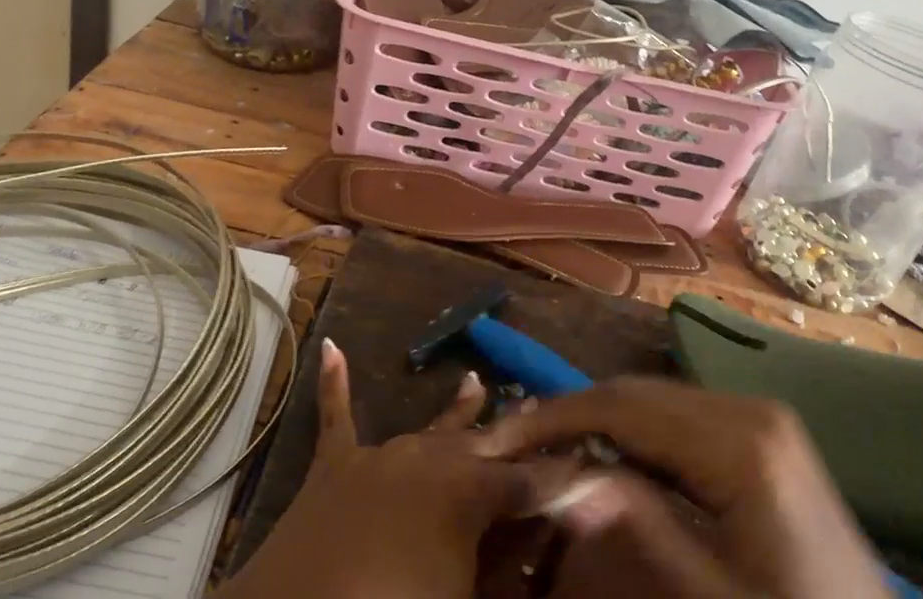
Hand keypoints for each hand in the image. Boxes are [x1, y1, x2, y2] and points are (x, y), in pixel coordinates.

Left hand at [217, 339, 533, 598]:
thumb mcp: (467, 593)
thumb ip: (501, 563)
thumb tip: (527, 545)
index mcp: (469, 489)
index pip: (531, 481)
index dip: (564, 477)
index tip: (591, 465)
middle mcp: (429, 458)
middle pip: (482, 444)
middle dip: (515, 434)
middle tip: (545, 414)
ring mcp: (380, 457)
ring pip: (427, 427)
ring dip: (455, 410)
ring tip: (476, 383)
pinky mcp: (334, 466)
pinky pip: (335, 416)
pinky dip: (333, 384)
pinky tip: (331, 348)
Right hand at [477, 376, 891, 598]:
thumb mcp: (712, 594)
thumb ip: (639, 528)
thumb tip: (560, 478)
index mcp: (740, 442)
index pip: (620, 405)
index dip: (552, 419)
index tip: (497, 441)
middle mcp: (750, 409)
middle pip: (633, 393)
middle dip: (568, 416)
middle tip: (512, 448)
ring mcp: (761, 415)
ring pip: (652, 399)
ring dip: (596, 422)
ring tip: (547, 453)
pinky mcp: (764, 432)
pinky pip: (680, 416)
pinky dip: (634, 431)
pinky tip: (608, 459)